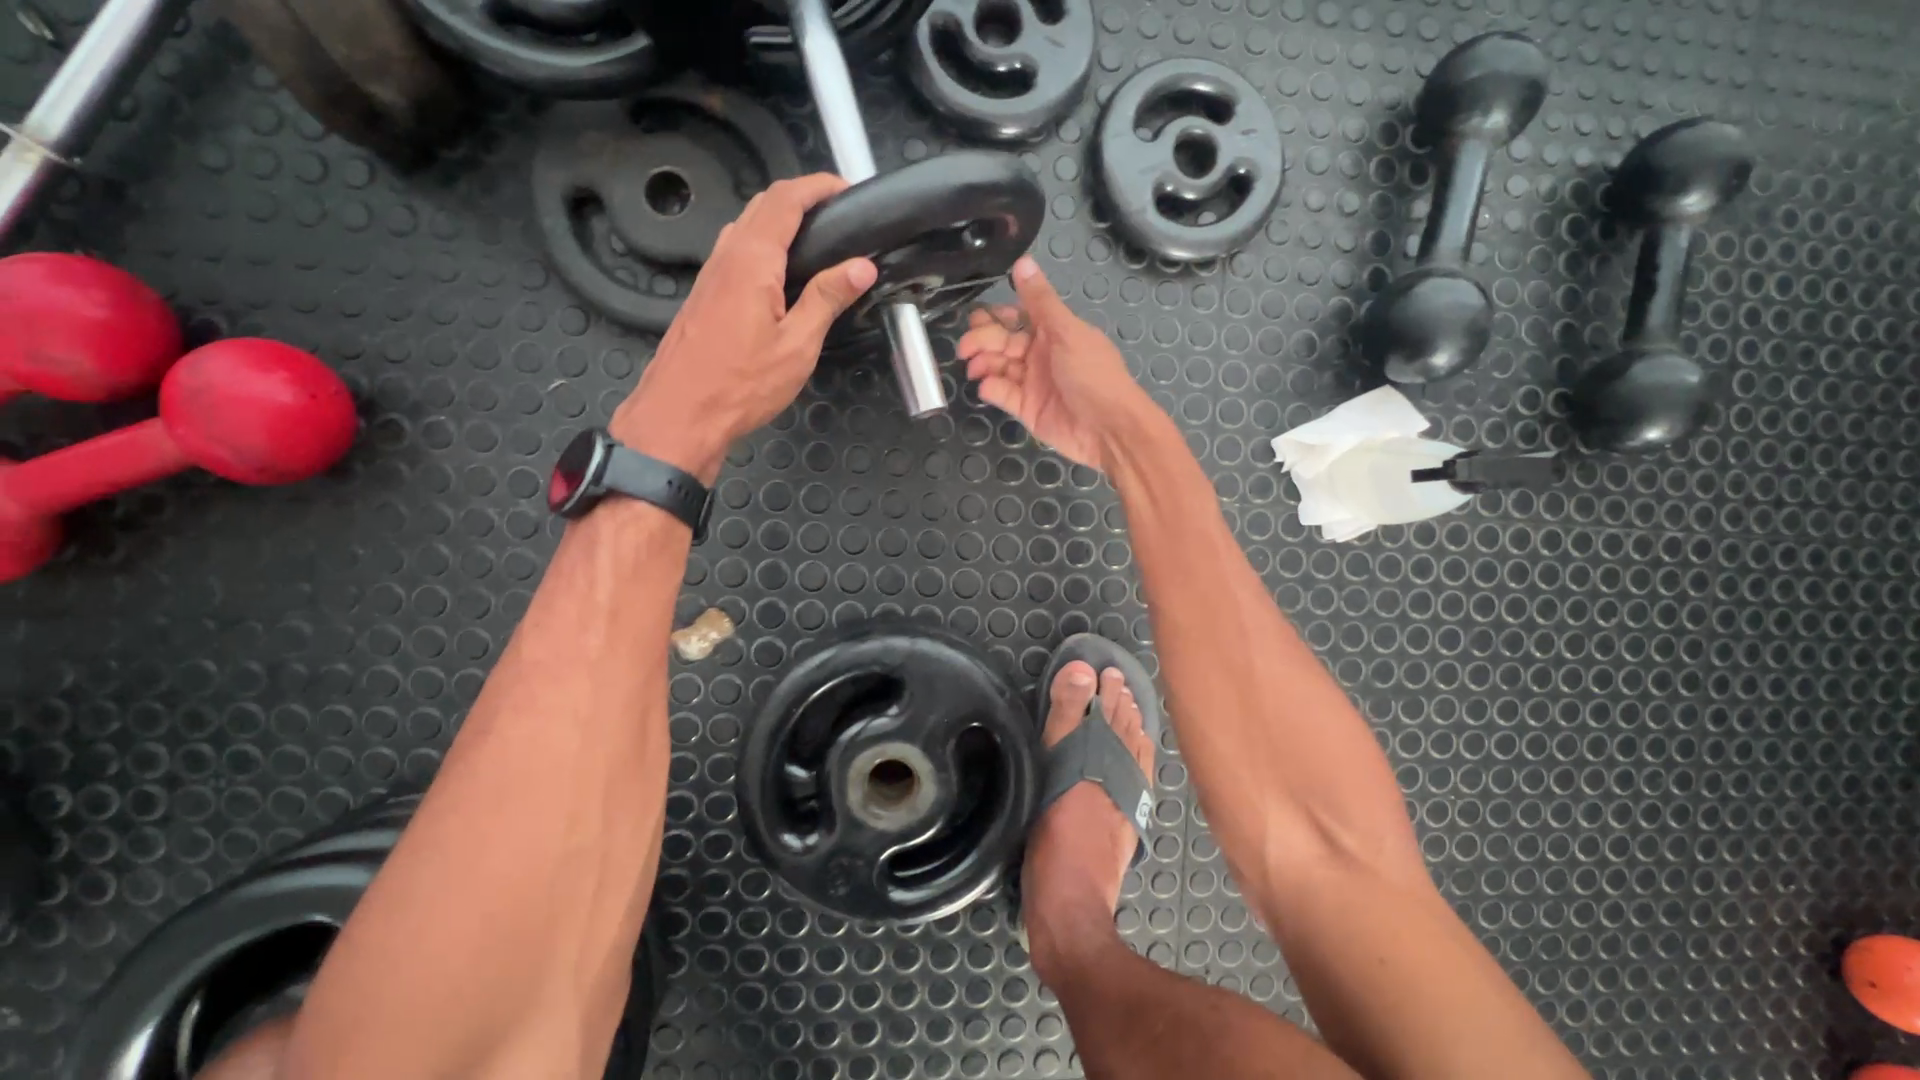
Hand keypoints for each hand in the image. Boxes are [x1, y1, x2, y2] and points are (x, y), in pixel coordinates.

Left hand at [613, 174, 876, 481]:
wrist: (679, 416)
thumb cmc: (739, 385)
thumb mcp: (797, 346)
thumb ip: (827, 299)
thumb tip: (860, 266)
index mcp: (752, 261)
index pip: (786, 200)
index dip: (818, 186)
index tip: (846, 190)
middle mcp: (726, 257)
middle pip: (762, 205)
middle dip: (800, 197)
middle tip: (836, 213)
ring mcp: (710, 275)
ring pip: (745, 226)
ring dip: (778, 219)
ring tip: (815, 239)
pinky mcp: (703, 295)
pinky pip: (734, 252)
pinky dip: (762, 243)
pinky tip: (780, 272)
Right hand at [957, 256, 1154, 471]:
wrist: (1108, 428)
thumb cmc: (1093, 375)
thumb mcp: (1066, 331)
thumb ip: (1039, 300)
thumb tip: (1023, 261)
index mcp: (1054, 332)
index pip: (1018, 317)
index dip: (996, 317)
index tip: (976, 318)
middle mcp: (1041, 355)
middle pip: (1003, 342)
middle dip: (982, 341)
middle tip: (966, 347)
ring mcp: (1033, 383)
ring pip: (1000, 367)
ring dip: (983, 364)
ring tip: (973, 368)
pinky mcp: (1027, 409)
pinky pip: (1003, 395)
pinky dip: (992, 389)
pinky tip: (987, 387)